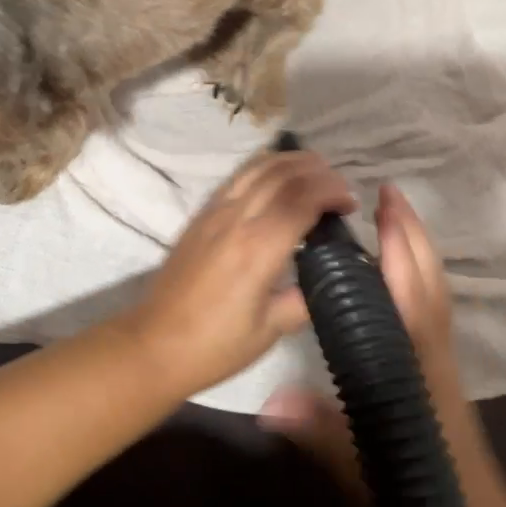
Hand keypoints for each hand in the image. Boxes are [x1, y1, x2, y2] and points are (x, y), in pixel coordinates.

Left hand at [117, 151, 357, 397]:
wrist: (155, 343)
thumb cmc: (215, 345)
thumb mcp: (270, 330)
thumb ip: (303, 300)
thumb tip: (328, 281)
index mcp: (258, 249)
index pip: (301, 200)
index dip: (331, 192)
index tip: (350, 202)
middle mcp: (236, 220)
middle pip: (281, 175)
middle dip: (316, 171)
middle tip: (339, 184)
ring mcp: (214, 213)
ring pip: (256, 168)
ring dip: (289, 161)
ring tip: (315, 169)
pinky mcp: (200, 215)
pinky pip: (237, 178)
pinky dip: (263, 167)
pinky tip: (275, 175)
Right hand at [261, 184, 458, 476]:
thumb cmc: (414, 475)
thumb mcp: (361, 460)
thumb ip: (320, 428)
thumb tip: (271, 403)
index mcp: (415, 358)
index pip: (410, 290)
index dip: (400, 245)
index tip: (385, 202)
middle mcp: (432, 347)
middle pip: (429, 279)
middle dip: (412, 233)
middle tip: (389, 193)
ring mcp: (441, 355)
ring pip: (435, 289)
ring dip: (417, 249)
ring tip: (393, 219)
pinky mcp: (440, 367)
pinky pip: (433, 304)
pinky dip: (419, 275)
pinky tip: (398, 275)